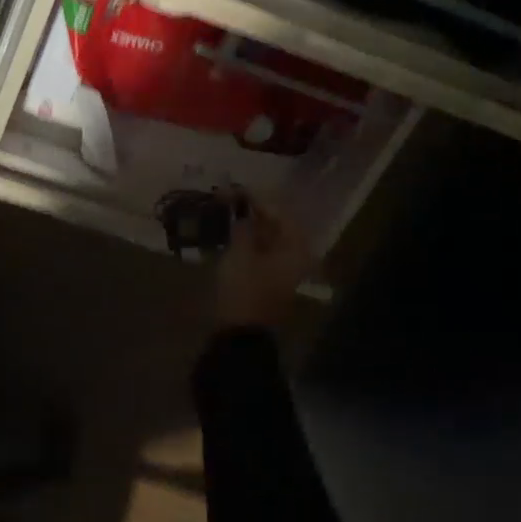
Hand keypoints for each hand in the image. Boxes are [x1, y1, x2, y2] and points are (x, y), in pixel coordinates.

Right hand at [215, 192, 312, 329]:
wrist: (240, 333)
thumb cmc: (244, 291)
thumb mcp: (241, 254)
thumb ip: (242, 226)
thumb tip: (240, 208)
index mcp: (296, 247)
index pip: (279, 212)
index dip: (256, 198)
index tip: (233, 187)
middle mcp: (295, 255)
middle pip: (275, 224)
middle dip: (252, 211)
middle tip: (226, 198)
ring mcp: (282, 270)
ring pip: (266, 238)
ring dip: (247, 225)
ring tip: (224, 212)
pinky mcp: (267, 280)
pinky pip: (259, 252)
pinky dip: (245, 242)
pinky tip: (228, 234)